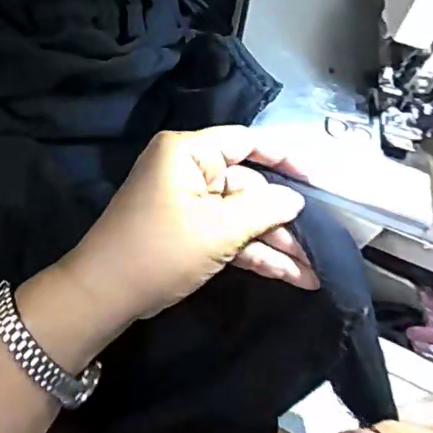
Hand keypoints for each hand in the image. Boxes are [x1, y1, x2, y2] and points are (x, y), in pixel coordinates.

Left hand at [57, 126, 319, 323]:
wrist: (107, 291)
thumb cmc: (160, 250)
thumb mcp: (216, 230)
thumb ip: (262, 210)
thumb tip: (294, 198)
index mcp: (187, 152)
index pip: (243, 141)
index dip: (282, 157)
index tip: (318, 181)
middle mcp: (187, 169)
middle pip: (246, 183)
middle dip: (284, 217)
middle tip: (325, 246)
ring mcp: (187, 200)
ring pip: (241, 213)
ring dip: (276, 241)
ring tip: (317, 271)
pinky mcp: (187, 228)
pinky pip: (228, 232)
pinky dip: (254, 252)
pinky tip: (292, 275)